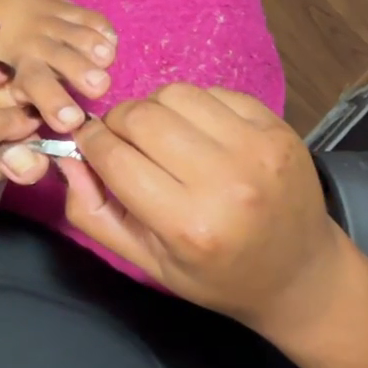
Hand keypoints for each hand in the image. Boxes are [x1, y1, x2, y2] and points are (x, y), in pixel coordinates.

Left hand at [0, 0, 117, 138]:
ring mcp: (41, 22)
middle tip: (95, 88)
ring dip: (87, 48)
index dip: (44, 104)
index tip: (68, 122)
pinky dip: (97, 29)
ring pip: (69, 35)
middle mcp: (22, 47)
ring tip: (105, 63)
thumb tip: (30, 172)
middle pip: (49, 60)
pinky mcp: (58, 4)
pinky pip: (83, 15)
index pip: (21, 89)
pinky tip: (108, 46)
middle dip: (71, 74)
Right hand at [57, 84, 348, 335]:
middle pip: (140, 117)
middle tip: (122, 141)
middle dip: (117, 123)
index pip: (113, 157)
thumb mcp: (144, 260)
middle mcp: (225, 183)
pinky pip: (212, 92)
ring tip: (161, 135)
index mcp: (188, 225)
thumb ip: (92, 210)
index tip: (88, 146)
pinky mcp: (277, 128)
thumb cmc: (214, 274)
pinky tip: (198, 133)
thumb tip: (65, 155)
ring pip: (173, 94)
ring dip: (154, 109)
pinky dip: (192, 105)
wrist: (301, 275)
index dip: (90, 144)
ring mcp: (257, 150)